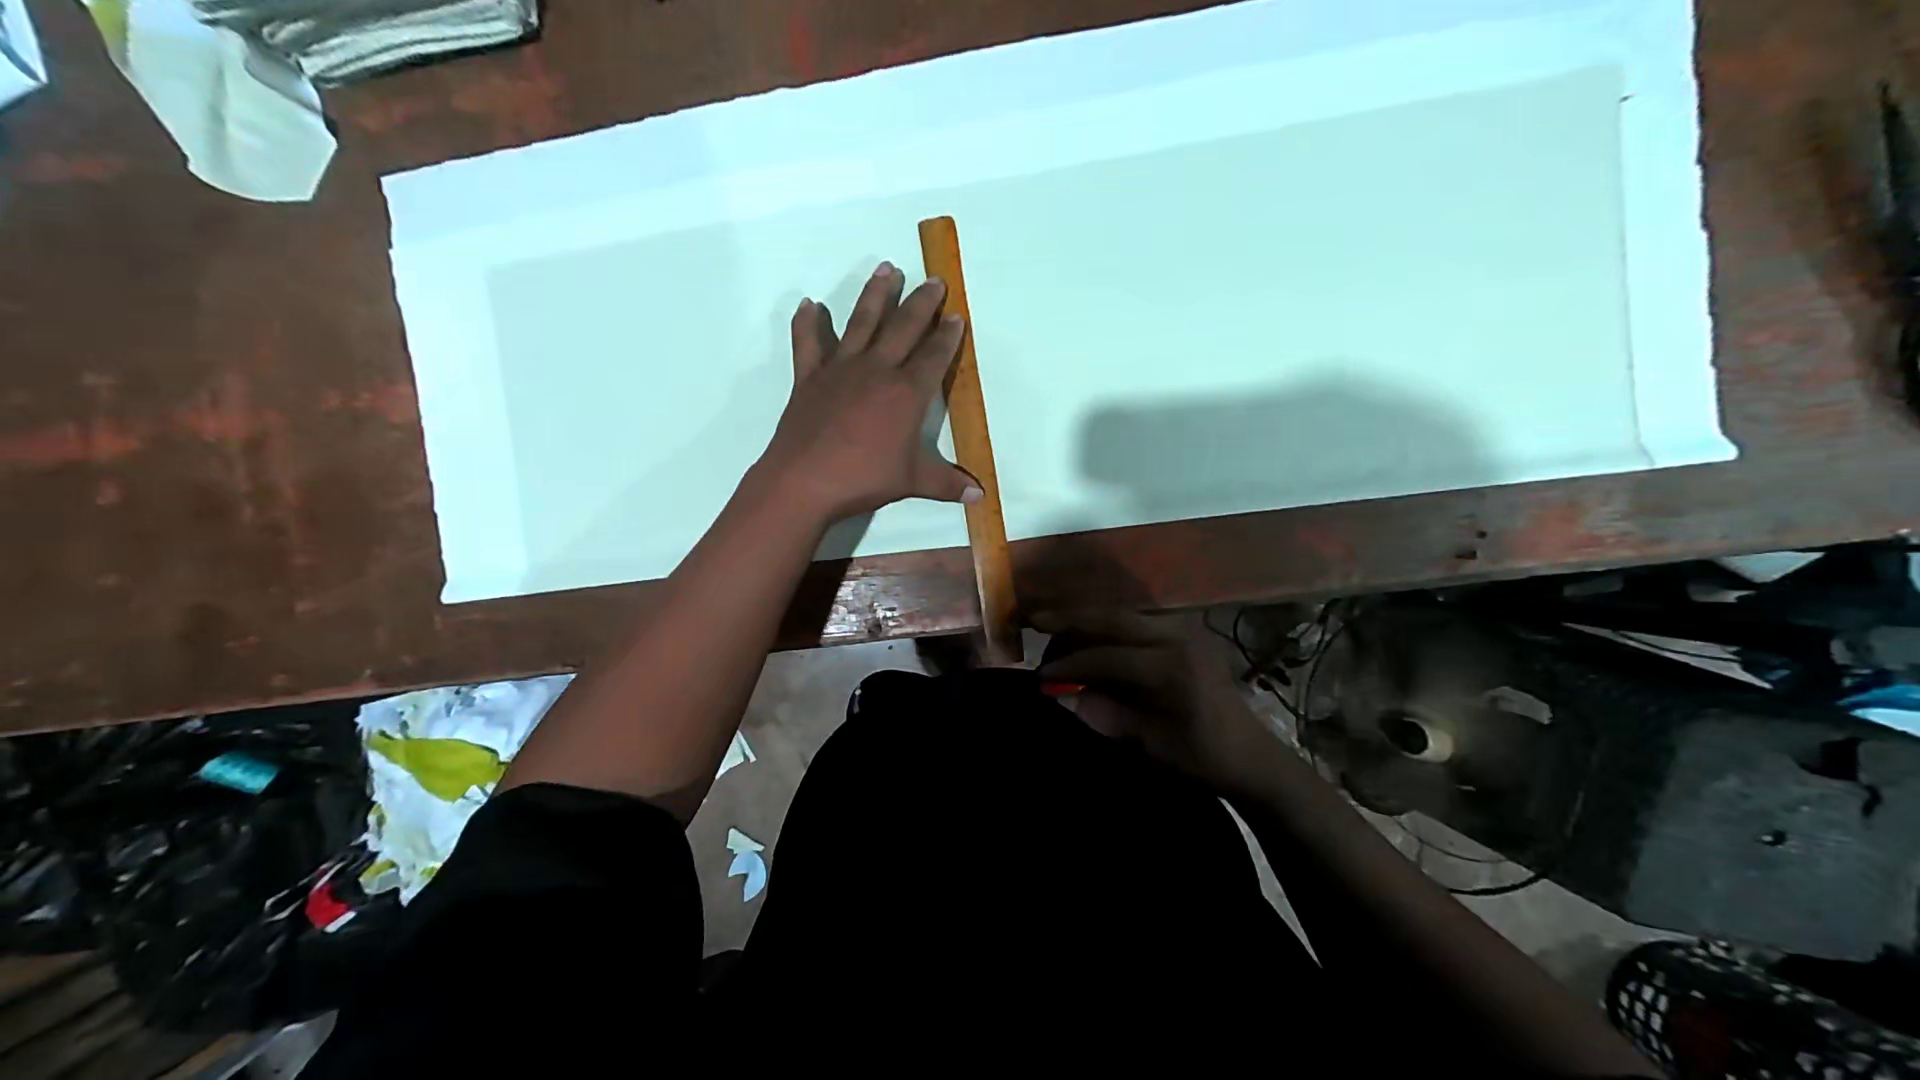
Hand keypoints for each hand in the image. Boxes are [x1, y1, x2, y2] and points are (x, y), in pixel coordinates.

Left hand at [752, 261, 981, 522]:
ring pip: (861, 322)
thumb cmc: (865, 479)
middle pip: (903, 327)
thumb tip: (980, 496)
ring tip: (886, 268)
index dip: (947, 335)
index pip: (934, 355)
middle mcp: (876, 370)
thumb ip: (947, 483)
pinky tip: (809, 305)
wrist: (804, 481)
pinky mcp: (809, 378)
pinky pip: (808, 343)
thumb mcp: (913, 482)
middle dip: (921, 302)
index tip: (955, 315)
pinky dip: (808, 323)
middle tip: (933, 279)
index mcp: (907, 392)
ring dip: (876, 294)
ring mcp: (840, 369)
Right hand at [1035, 610, 1286, 794]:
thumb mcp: (1148, 744)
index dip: (1069, 664)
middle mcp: (1178, 637)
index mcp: (1171, 668)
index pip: (1106, 656)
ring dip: (1088, 616)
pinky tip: (1088, 627)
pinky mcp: (1187, 631)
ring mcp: (1186, 629)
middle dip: (1070, 620)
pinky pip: (1138, 617)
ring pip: (1124, 611)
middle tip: (1034, 619)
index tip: (1040, 674)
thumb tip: (1055, 695)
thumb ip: (1102, 714)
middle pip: (1113, 618)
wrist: (1251, 755)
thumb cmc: (1201, 757)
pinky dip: (1109, 620)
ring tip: (1054, 622)